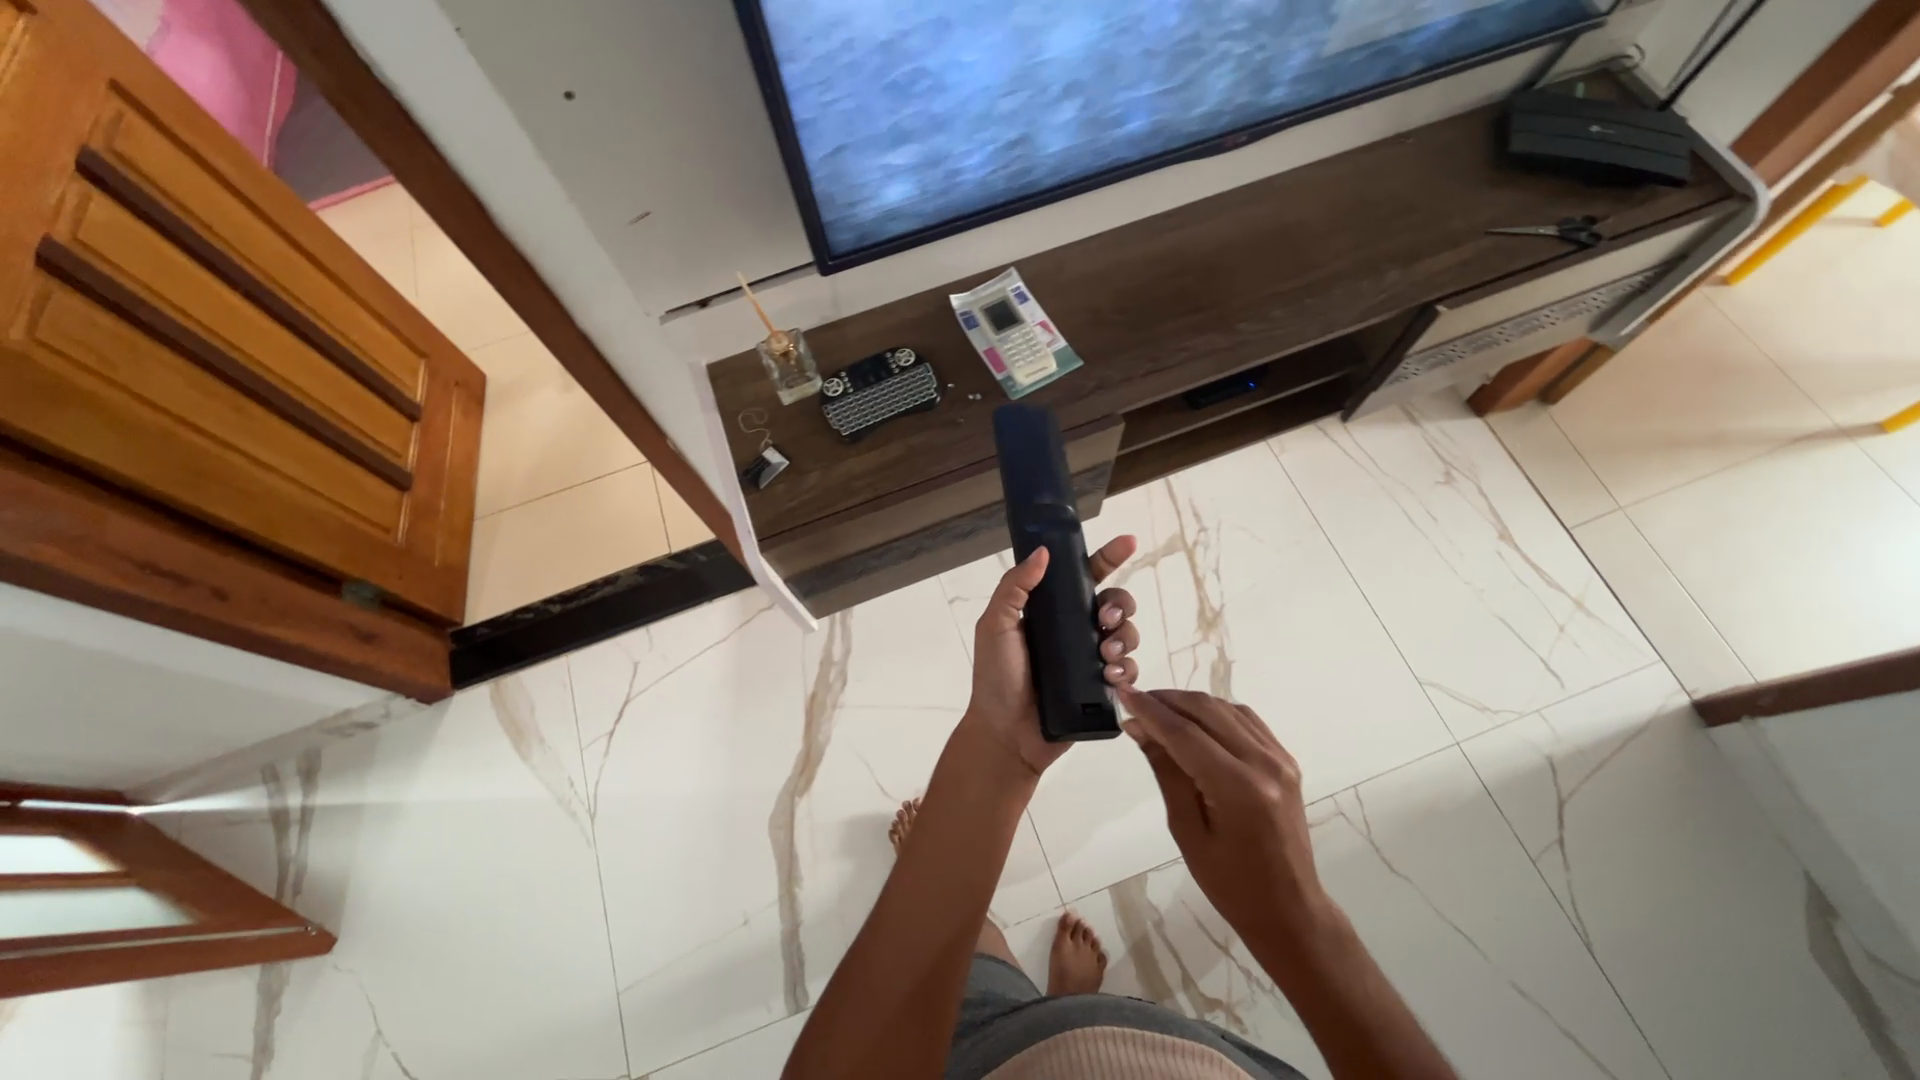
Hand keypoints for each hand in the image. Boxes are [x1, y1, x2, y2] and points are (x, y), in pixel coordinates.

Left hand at [962, 536, 1141, 777]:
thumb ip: (1014, 588)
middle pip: (1115, 604)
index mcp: (1051, 612)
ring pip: (1126, 635)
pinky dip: (1128, 669)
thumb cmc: (997, 678)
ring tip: (1105, 654)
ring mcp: (1090, 660)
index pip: (1084, 577)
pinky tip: (1113, 675)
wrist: (1006, 734)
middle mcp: (1074, 631)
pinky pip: (1129, 671)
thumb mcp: (996, 626)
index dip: (1107, 557)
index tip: (1129, 542)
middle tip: (1104, 618)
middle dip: (1120, 604)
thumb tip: (1043, 552)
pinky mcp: (1102, 689)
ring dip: (1124, 637)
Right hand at [1121, 688, 1330, 949]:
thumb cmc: (1229, 883)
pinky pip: (1246, 720)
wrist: (1289, 908)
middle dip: (1167, 700)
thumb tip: (1139, 727)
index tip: (1122, 693)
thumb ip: (1165, 771)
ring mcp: (1280, 759)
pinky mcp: (1286, 761)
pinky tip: (1195, 721)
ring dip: (1190, 703)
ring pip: (1227, 709)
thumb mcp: (1186, 830)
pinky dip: (1216, 713)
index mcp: (1237, 787)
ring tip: (1158, 710)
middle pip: (1207, 710)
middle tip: (1135, 701)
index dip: (1149, 710)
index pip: (1184, 733)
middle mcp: (1263, 763)